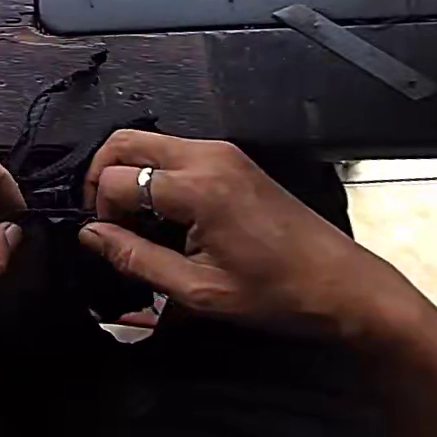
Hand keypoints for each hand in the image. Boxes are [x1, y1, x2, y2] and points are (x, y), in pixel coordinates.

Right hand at [77, 131, 422, 339]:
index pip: (116, 179)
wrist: (346, 286)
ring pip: (145, 142)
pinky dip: (150, 174)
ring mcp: (221, 151)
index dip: (101, 211)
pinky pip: (170, 152)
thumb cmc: (277, 294)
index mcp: (198, 187)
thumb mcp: (198, 289)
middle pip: (123, 142)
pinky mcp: (230, 157)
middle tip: (106, 219)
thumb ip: (135, 258)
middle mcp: (206, 155)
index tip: (111, 242)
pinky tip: (161, 212)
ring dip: (125, 174)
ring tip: (133, 220)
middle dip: (100, 177)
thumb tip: (89, 235)